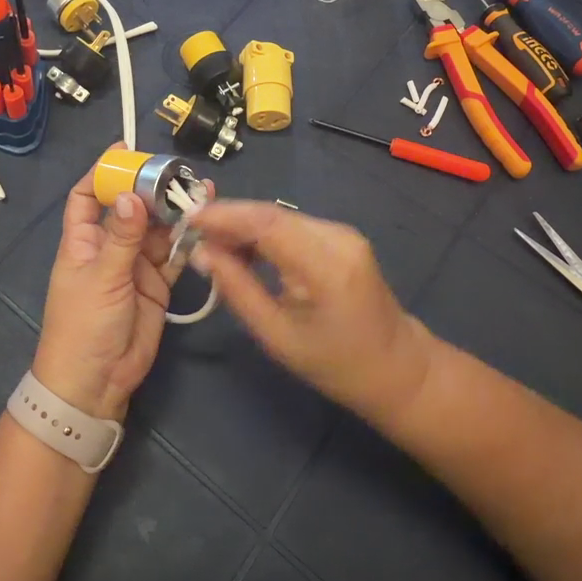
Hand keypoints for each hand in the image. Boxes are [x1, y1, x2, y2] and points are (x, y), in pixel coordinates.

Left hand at [30, 149, 211, 420]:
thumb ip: (122, 238)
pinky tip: (205, 224)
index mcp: (83, 241)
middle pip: (131, 208)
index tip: (125, 149)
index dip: (103, 172)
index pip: (88, 196)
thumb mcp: (102, 279)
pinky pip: (173, 256)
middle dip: (152, 189)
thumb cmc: (84, 326)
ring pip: (156, 230)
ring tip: (202, 191)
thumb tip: (132, 195)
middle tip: (179, 171)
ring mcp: (134, 266)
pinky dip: (187, 242)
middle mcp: (109, 247)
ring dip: (175, 213)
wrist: (96, 383)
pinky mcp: (157, 285)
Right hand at [190, 201, 434, 423]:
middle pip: (272, 213)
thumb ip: (237, 289)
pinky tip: (243, 248)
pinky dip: (263, 232)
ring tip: (210, 244)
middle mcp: (337, 237)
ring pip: (280, 215)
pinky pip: (293, 224)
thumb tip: (202, 252)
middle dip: (228, 218)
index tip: (186, 219)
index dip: (223, 215)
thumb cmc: (335, 363)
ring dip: (244, 224)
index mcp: (325, 265)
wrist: (396, 367)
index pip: (266, 222)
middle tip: (191, 232)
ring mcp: (343, 233)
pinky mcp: (342, 236)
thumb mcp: (276, 335)